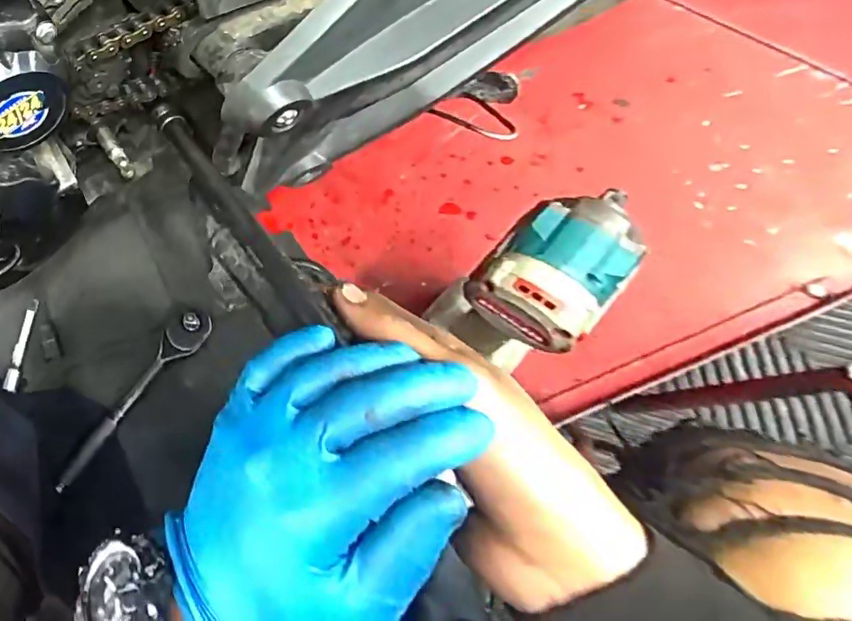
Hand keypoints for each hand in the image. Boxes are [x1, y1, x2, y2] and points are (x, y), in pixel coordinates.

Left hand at [166, 327, 493, 620]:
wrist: (209, 592)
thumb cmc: (286, 605)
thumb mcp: (359, 602)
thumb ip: (407, 545)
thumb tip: (448, 494)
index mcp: (319, 505)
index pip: (395, 455)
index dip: (443, 435)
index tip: (477, 424)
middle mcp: (283, 453)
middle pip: (359, 403)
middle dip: (416, 386)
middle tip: (455, 379)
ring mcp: (253, 426)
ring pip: (315, 374)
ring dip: (364, 359)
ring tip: (407, 355)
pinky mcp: (232, 415)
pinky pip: (264, 367)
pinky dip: (295, 347)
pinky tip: (325, 337)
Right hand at [330, 285, 649, 611]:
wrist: (557, 558)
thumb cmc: (526, 461)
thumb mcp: (459, 380)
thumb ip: (402, 337)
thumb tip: (345, 293)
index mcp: (438, 357)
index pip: (378, 319)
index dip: (341, 311)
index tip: (302, 312)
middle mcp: (421, 392)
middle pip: (364, 364)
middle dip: (333, 363)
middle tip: (294, 364)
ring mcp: (411, 433)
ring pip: (360, 406)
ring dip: (339, 406)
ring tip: (299, 400)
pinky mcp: (402, 471)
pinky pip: (365, 447)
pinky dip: (349, 444)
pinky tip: (325, 442)